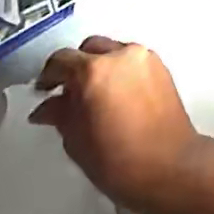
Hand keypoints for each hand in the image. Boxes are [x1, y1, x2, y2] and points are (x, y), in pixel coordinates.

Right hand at [29, 36, 201, 212]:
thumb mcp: (75, 139)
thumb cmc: (117, 159)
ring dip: (101, 66)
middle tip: (68, 92)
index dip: (49, 76)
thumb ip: (60, 113)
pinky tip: (116, 97)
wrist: (168, 165)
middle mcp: (123, 56)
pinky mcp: (162, 68)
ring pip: (115, 51)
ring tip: (94, 97)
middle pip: (91, 48)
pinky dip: (121, 71)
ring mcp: (146, 59)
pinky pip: (134, 61)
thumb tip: (48, 106)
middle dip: (77, 66)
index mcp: (95, 70)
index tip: (44, 90)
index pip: (62, 59)